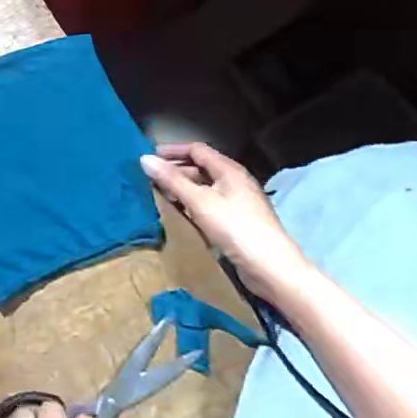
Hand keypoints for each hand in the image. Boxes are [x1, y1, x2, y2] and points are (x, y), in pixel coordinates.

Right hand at [142, 143, 312, 302]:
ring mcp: (239, 201)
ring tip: (162, 195)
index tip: (150, 157)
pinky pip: (211, 203)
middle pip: (202, 167)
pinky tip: (182, 214)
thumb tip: (144, 159)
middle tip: (151, 178)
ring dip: (184, 188)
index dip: (173, 151)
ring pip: (206, 187)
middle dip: (177, 170)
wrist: (272, 268)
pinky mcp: (239, 221)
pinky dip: (194, 204)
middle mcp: (235, 180)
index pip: (197, 149)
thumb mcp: (200, 202)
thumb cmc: (236, 228)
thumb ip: (172, 180)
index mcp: (229, 169)